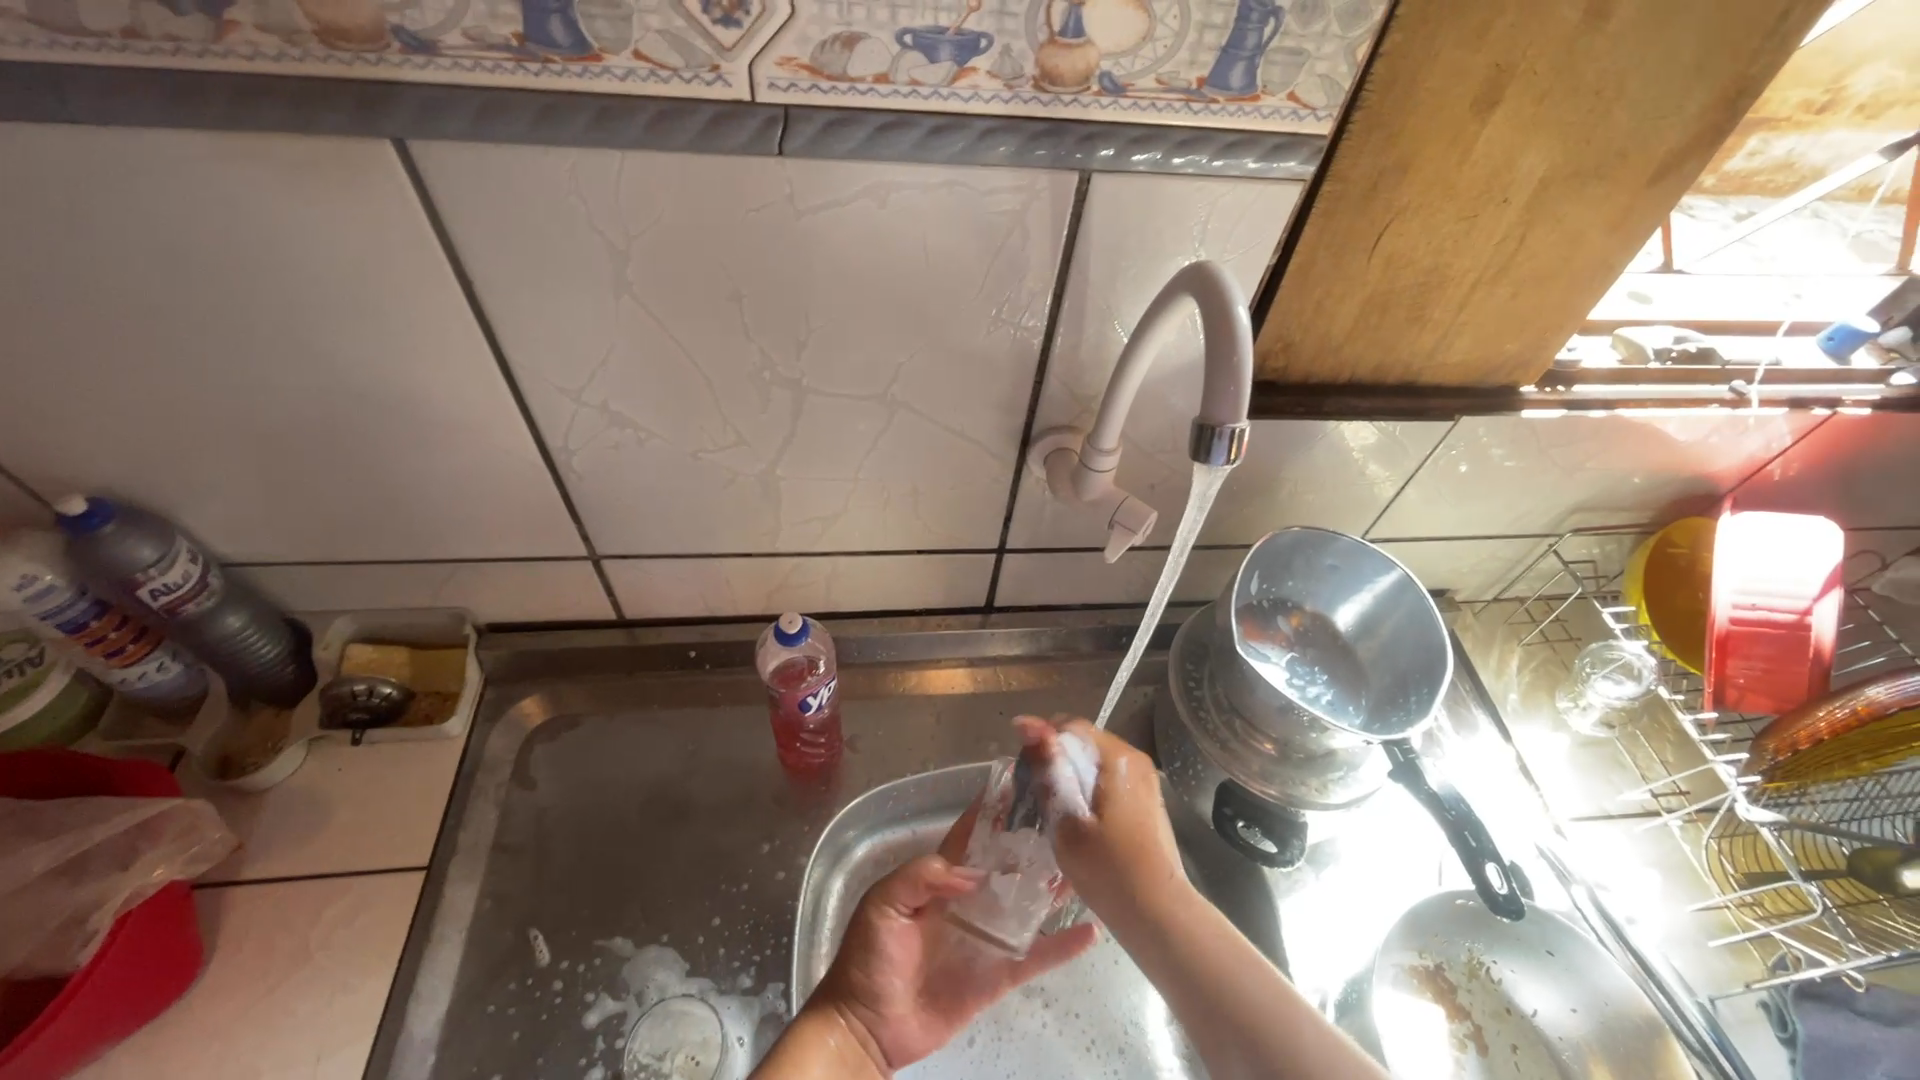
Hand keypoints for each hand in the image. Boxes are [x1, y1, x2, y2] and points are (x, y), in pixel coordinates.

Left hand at [805, 797, 1099, 1072]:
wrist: (868, 1025)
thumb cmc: (869, 957)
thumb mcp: (884, 903)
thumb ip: (923, 877)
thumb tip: (975, 875)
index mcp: (940, 879)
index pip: (972, 836)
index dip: (994, 811)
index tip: (1023, 785)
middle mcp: (970, 901)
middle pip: (1010, 866)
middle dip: (1034, 844)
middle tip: (1069, 821)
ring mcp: (988, 937)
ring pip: (1030, 905)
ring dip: (1055, 887)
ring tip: (1088, 864)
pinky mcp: (999, 974)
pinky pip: (1037, 956)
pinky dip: (1064, 945)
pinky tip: (1091, 930)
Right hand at [1014, 715, 1189, 934]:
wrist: (1158, 913)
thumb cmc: (1108, 869)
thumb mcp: (1066, 821)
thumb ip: (1048, 771)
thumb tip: (1028, 725)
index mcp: (1118, 758)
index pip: (1072, 726)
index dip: (1041, 737)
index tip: (1019, 762)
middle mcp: (1136, 761)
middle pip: (1085, 742)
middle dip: (1055, 759)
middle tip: (1030, 790)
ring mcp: (1145, 782)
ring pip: (1095, 764)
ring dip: (1069, 777)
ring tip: (1047, 806)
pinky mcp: (1147, 802)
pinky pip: (1108, 782)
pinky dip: (1087, 791)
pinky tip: (1074, 821)